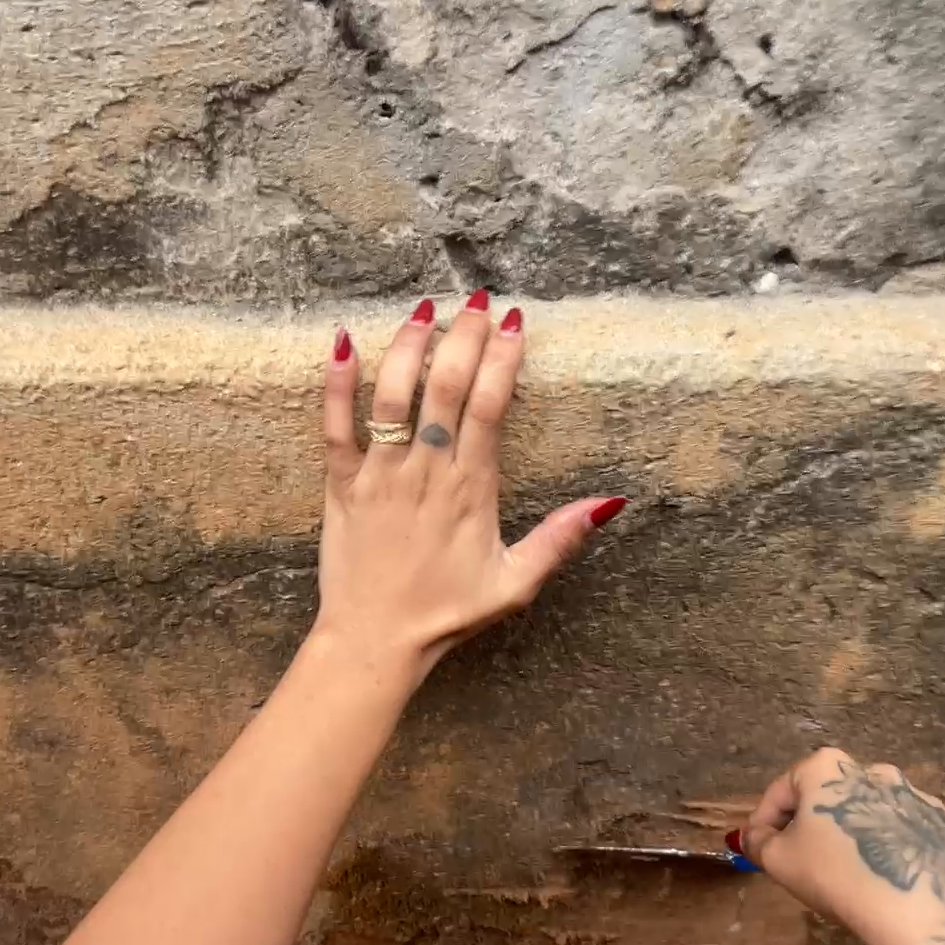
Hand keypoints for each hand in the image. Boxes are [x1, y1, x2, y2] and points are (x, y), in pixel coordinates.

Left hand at [312, 292, 626, 678]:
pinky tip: (344, 341)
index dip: (502, 359)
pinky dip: (337, 384)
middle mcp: (425, 472)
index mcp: (470, 490)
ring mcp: (379, 475)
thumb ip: (559, 540)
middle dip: (463, 337)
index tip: (513, 322)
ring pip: (392, 396)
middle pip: (445, 388)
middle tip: (477, 302)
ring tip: (426, 310)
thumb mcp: (515, 584)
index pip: (489, 407)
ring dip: (409, 347)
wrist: (374, 641)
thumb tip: (609, 502)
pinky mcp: (341, 485)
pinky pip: (335, 427)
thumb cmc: (445, 613)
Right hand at [742, 750, 944, 944]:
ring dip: (852, 839)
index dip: (763, 821)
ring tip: (845, 877)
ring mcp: (917, 801)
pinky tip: (883, 888)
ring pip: (870, 817)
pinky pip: (906, 841)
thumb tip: (755, 837)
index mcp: (826, 767)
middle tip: (800, 861)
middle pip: (828, 799)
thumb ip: (758, 842)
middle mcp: (873, 771)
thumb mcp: (778, 861)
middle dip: (811, 826)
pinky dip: (890, 857)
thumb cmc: (837, 875)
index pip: (781, 790)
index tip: (758, 846)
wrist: (925, 917)